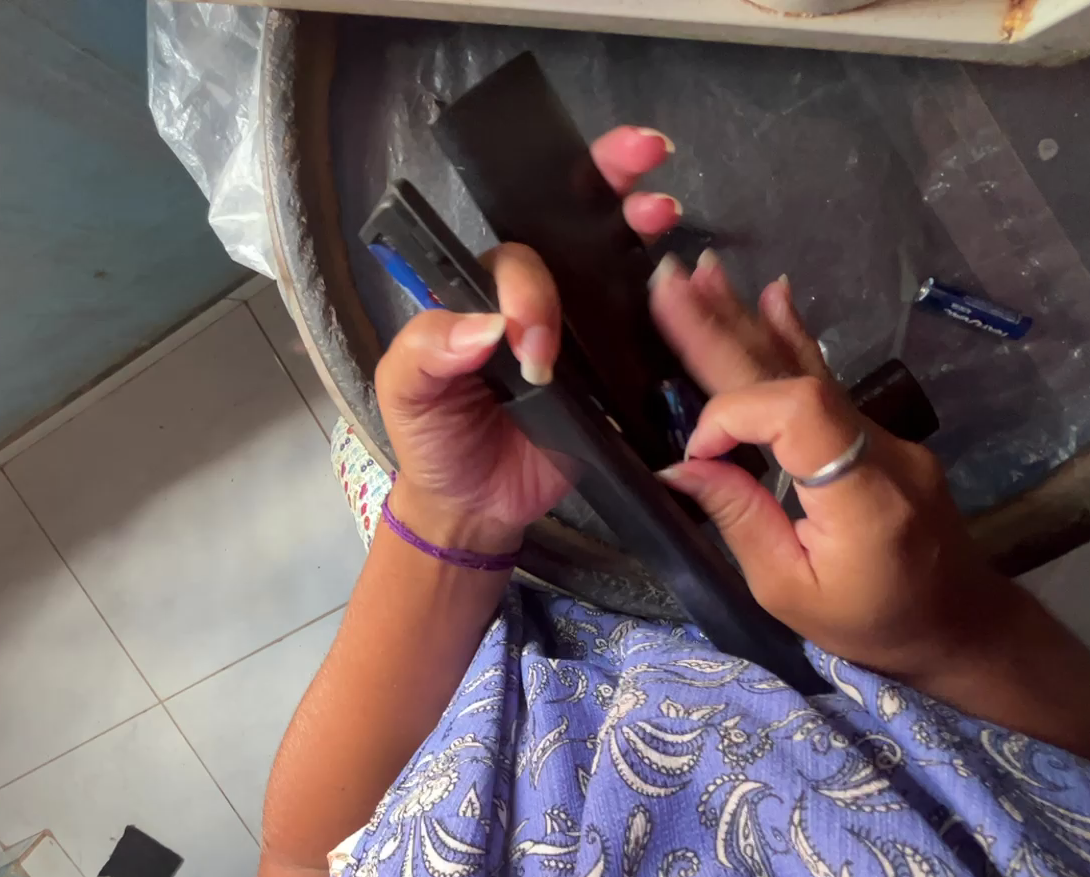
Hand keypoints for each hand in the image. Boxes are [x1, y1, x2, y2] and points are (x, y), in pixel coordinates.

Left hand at [374, 126, 682, 555]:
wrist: (475, 504)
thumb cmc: (432, 441)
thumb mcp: (405, 395)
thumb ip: (425, 353)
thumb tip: (486, 327)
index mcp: (477, 300)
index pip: (512, 262)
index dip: (530, 288)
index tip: (532, 346)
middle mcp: (528, 305)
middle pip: (565, 234)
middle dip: (603, 187)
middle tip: (643, 159)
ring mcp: (573, 336)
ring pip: (608, 269)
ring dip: (639, 230)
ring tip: (663, 212)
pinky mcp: (608, 374)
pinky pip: (637, 332)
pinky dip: (663, 306)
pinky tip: (685, 284)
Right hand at [649, 256, 1032, 680]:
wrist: (958, 624)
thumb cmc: (869, 623)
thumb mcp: (787, 589)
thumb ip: (738, 518)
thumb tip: (680, 464)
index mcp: (860, 496)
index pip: (794, 414)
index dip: (733, 415)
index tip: (698, 452)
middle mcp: (879, 449)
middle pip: (791, 373)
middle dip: (722, 330)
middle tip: (669, 285)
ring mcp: (885, 433)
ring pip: (805, 366)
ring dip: (746, 320)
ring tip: (703, 276)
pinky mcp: (878, 434)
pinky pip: (824, 380)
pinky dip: (791, 337)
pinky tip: (772, 297)